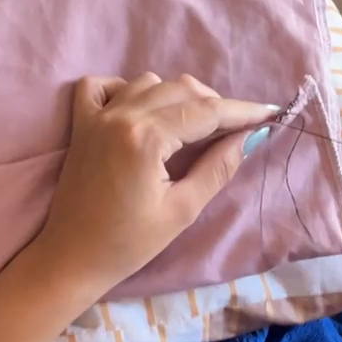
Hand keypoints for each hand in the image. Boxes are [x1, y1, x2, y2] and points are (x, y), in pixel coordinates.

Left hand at [23, 73, 277, 297]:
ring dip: (176, 96)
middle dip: (214, 104)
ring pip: (148, 82)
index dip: (242, 111)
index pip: (206, 111)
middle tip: (234, 129)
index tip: (270, 113)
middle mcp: (120, 116)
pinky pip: (101, 86)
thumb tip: (250, 137)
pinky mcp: (80, 125)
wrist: (71, 258)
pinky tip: (140, 110)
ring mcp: (96, 117)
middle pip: (181, 88)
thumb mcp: (182, 210)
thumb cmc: (128, 244)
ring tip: (192, 126)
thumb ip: (218, 168)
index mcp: (146, 138)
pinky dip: (125, 89)